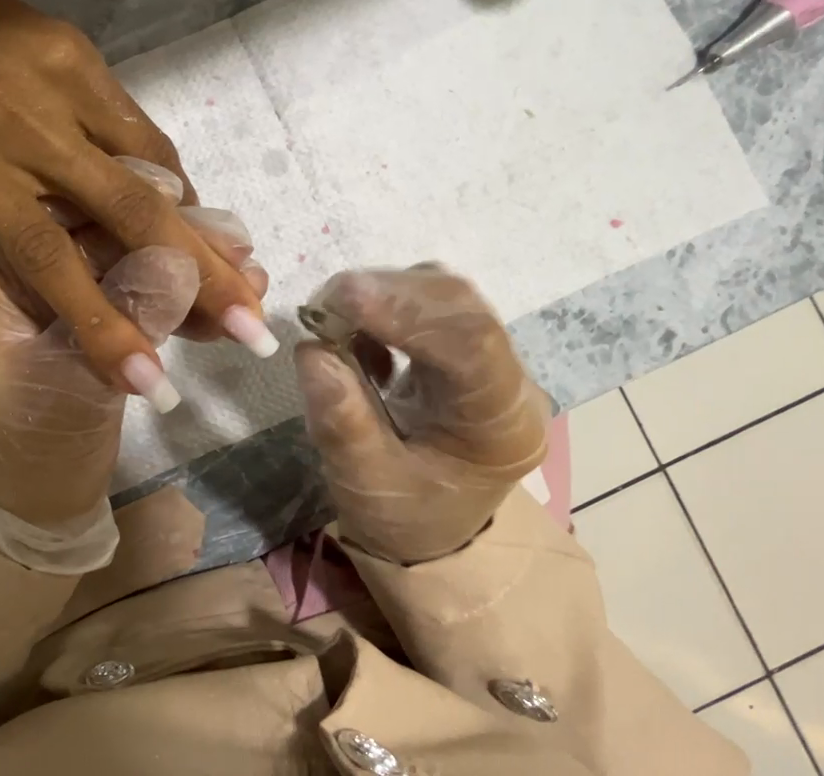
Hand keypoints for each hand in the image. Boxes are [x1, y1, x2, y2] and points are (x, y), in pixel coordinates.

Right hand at [0, 0, 273, 409]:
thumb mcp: (49, 38)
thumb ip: (98, 106)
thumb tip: (153, 174)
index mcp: (71, 73)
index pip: (154, 161)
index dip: (197, 220)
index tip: (229, 268)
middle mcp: (28, 121)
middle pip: (127, 207)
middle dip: (197, 273)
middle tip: (252, 336)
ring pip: (40, 251)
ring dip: (98, 319)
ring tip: (148, 382)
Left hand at [0, 168, 267, 523]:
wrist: (35, 500)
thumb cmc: (32, 441)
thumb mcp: (70, 376)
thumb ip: (119, 318)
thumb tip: (178, 261)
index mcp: (8, 272)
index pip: (74, 224)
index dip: (137, 221)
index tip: (195, 225)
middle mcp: (42, 268)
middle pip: (118, 236)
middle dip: (183, 245)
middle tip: (243, 261)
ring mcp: (80, 292)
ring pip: (145, 263)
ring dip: (201, 273)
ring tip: (256, 283)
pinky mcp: (112, 317)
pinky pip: (157, 295)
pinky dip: (197, 301)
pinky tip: (237, 307)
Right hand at [293, 265, 550, 564]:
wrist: (428, 530)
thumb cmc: (402, 515)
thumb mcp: (362, 482)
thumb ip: (341, 420)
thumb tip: (312, 348)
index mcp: (500, 425)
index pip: (472, 343)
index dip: (406, 310)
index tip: (341, 299)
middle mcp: (510, 382)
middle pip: (461, 305)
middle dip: (387, 292)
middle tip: (321, 307)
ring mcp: (491, 360)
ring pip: (446, 294)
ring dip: (383, 293)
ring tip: (333, 321)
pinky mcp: (465, 348)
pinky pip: (430, 303)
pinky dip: (384, 304)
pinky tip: (358, 336)